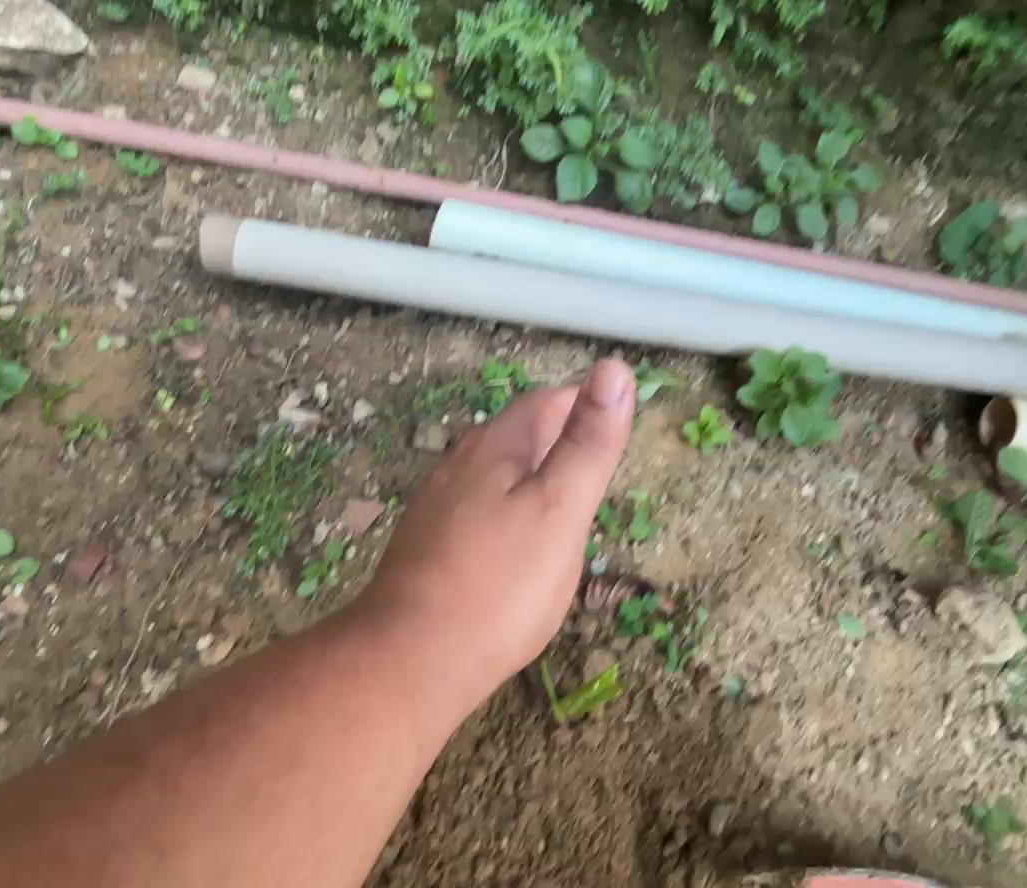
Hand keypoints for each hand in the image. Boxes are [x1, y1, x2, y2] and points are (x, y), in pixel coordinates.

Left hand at [357, 359, 634, 704]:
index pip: (547, 403)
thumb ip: (588, 443)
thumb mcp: (560, 508)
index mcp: (495, 447)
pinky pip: (477, 511)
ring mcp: (437, 505)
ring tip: (564, 503)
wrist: (411, 658)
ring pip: (494, 474)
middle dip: (559, 440)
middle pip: (518, 436)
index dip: (584, 405)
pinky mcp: (427, 545)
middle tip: (598, 465)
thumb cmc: (500, 583)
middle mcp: (459, 464)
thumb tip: (614, 368)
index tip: (615, 423)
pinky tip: (515, 545)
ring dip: (531, 477)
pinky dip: (507, 512)